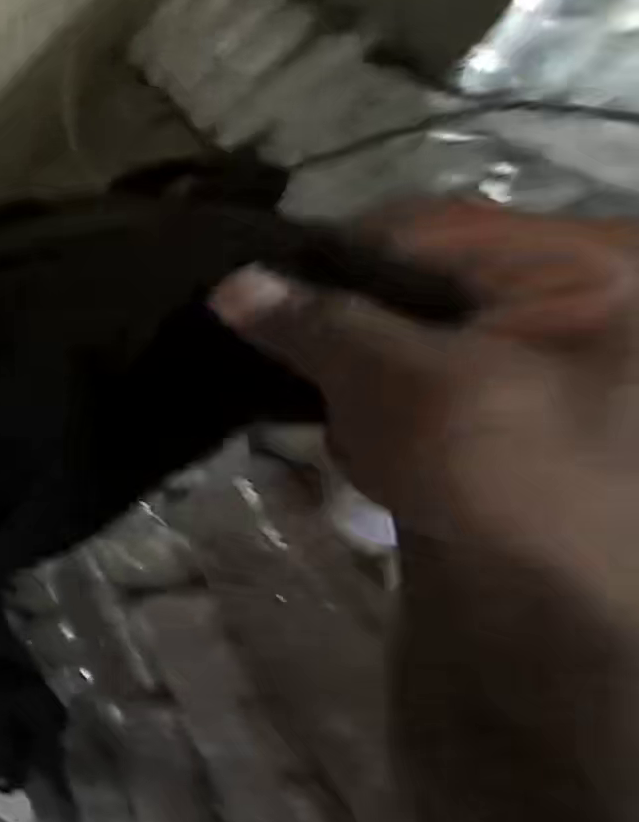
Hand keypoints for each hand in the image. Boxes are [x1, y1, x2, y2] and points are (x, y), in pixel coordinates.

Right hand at [211, 203, 638, 583]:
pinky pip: (408, 354)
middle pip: (406, 272)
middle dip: (332, 315)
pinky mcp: (504, 383)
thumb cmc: (508, 476)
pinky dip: (363, 379)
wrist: (559, 595)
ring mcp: (544, 337)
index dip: (321, 259)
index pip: (416, 226)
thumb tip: (228, 281)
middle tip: (283, 358)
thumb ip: (316, 324)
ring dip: (340, 353)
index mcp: (593, 261)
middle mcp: (576, 285)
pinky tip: (348, 414)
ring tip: (318, 396)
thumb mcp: (404, 387)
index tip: (247, 301)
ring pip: (396, 316)